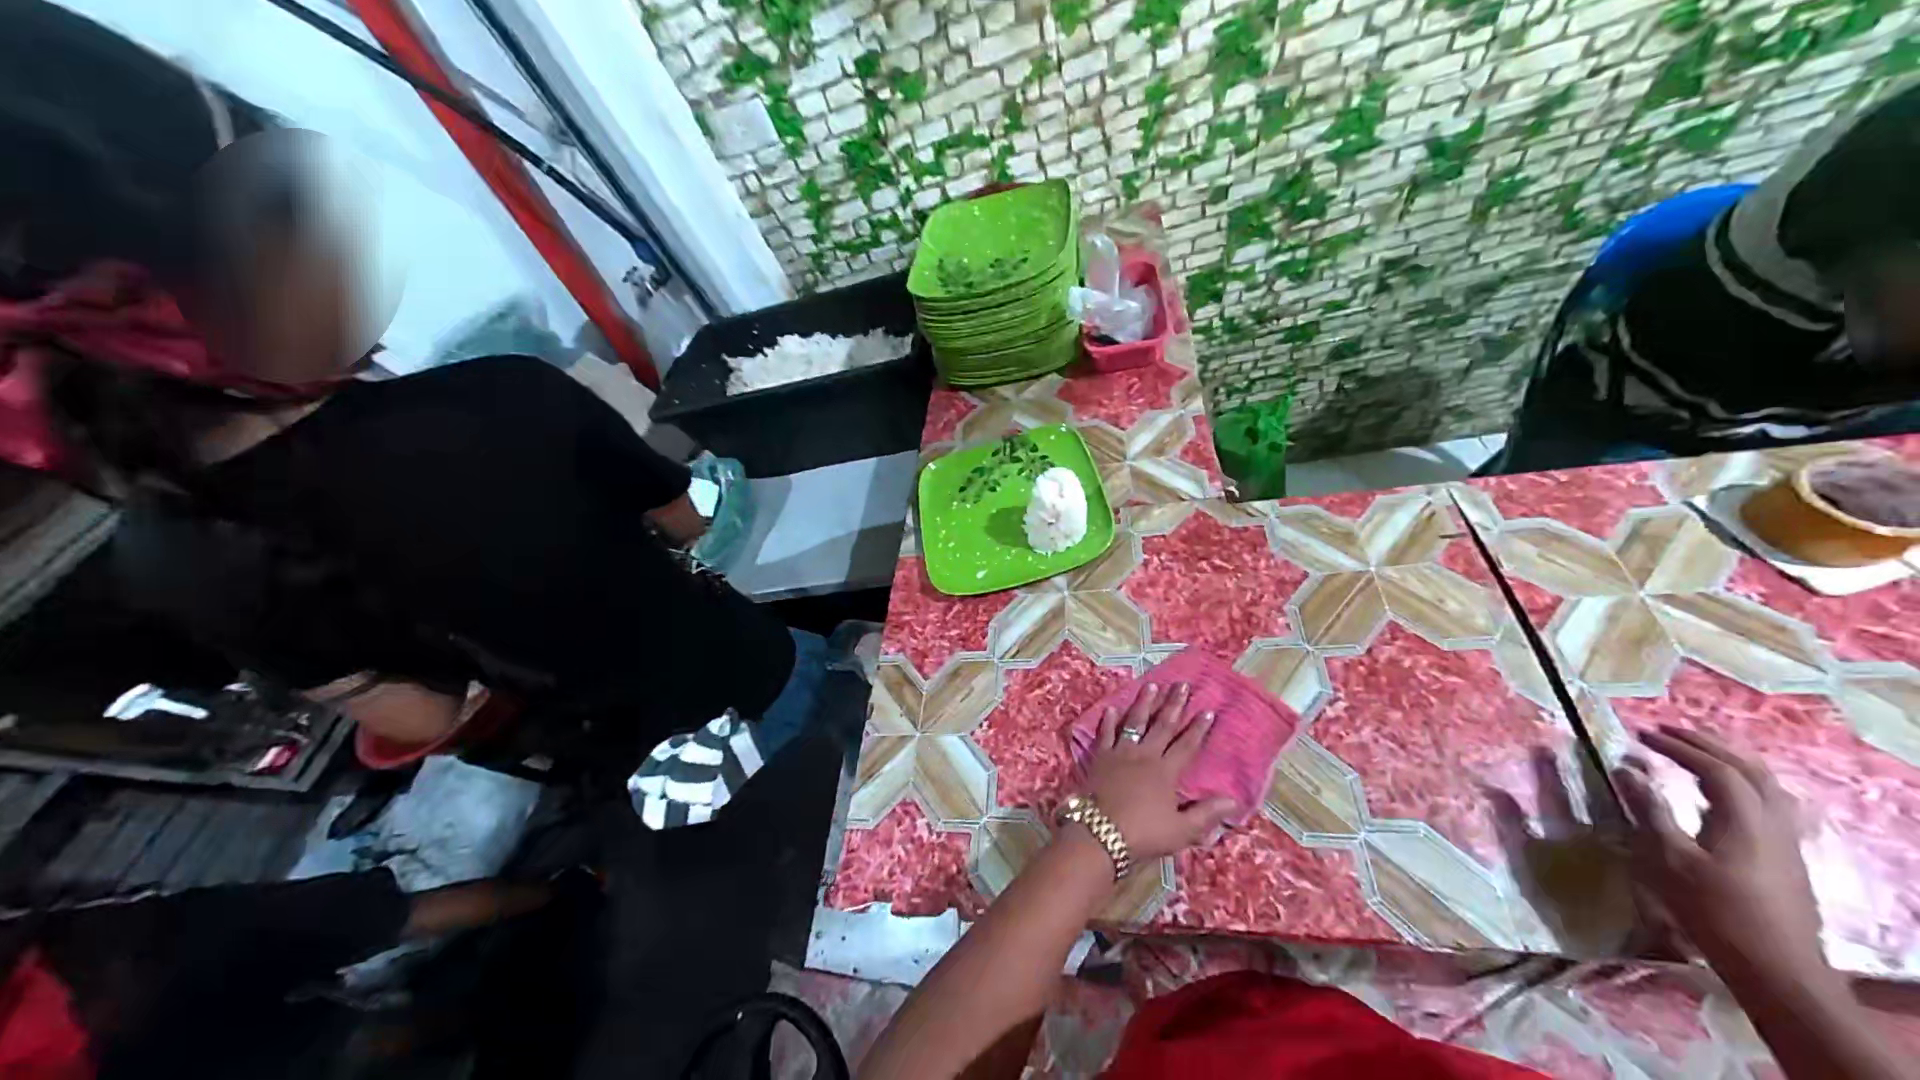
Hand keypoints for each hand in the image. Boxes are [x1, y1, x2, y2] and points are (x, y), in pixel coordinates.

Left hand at [1082, 682, 1237, 861]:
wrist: (1100, 833)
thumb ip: (1206, 814)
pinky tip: (1112, 708)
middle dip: (1174, 704)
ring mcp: (1120, 753)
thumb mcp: (1181, 830)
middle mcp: (1144, 755)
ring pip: (1134, 723)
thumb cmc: (1144, 833)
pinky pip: (1105, 734)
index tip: (1207, 710)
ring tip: (1151, 685)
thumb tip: (1233, 801)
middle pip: (1162, 726)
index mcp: (1166, 772)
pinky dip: (1109, 721)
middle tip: (1181, 685)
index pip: (1187, 745)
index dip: (1198, 728)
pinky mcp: (1100, 758)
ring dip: (1144, 703)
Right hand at [1613, 726, 1827, 984]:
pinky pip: (1771, 802)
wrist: (1774, 965)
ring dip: (1731, 760)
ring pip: (1768, 785)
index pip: (1716, 768)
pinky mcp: (1786, 855)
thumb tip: (1627, 769)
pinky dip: (1744, 782)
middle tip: (1668, 731)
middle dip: (1709, 744)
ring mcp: (1786, 840)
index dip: (1679, 747)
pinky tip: (1724, 790)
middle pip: (1750, 770)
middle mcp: (1773, 823)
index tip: (1642, 734)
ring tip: (1697, 750)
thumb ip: (1649, 810)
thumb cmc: (1712, 909)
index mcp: (1745, 821)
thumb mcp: (1668, 858)